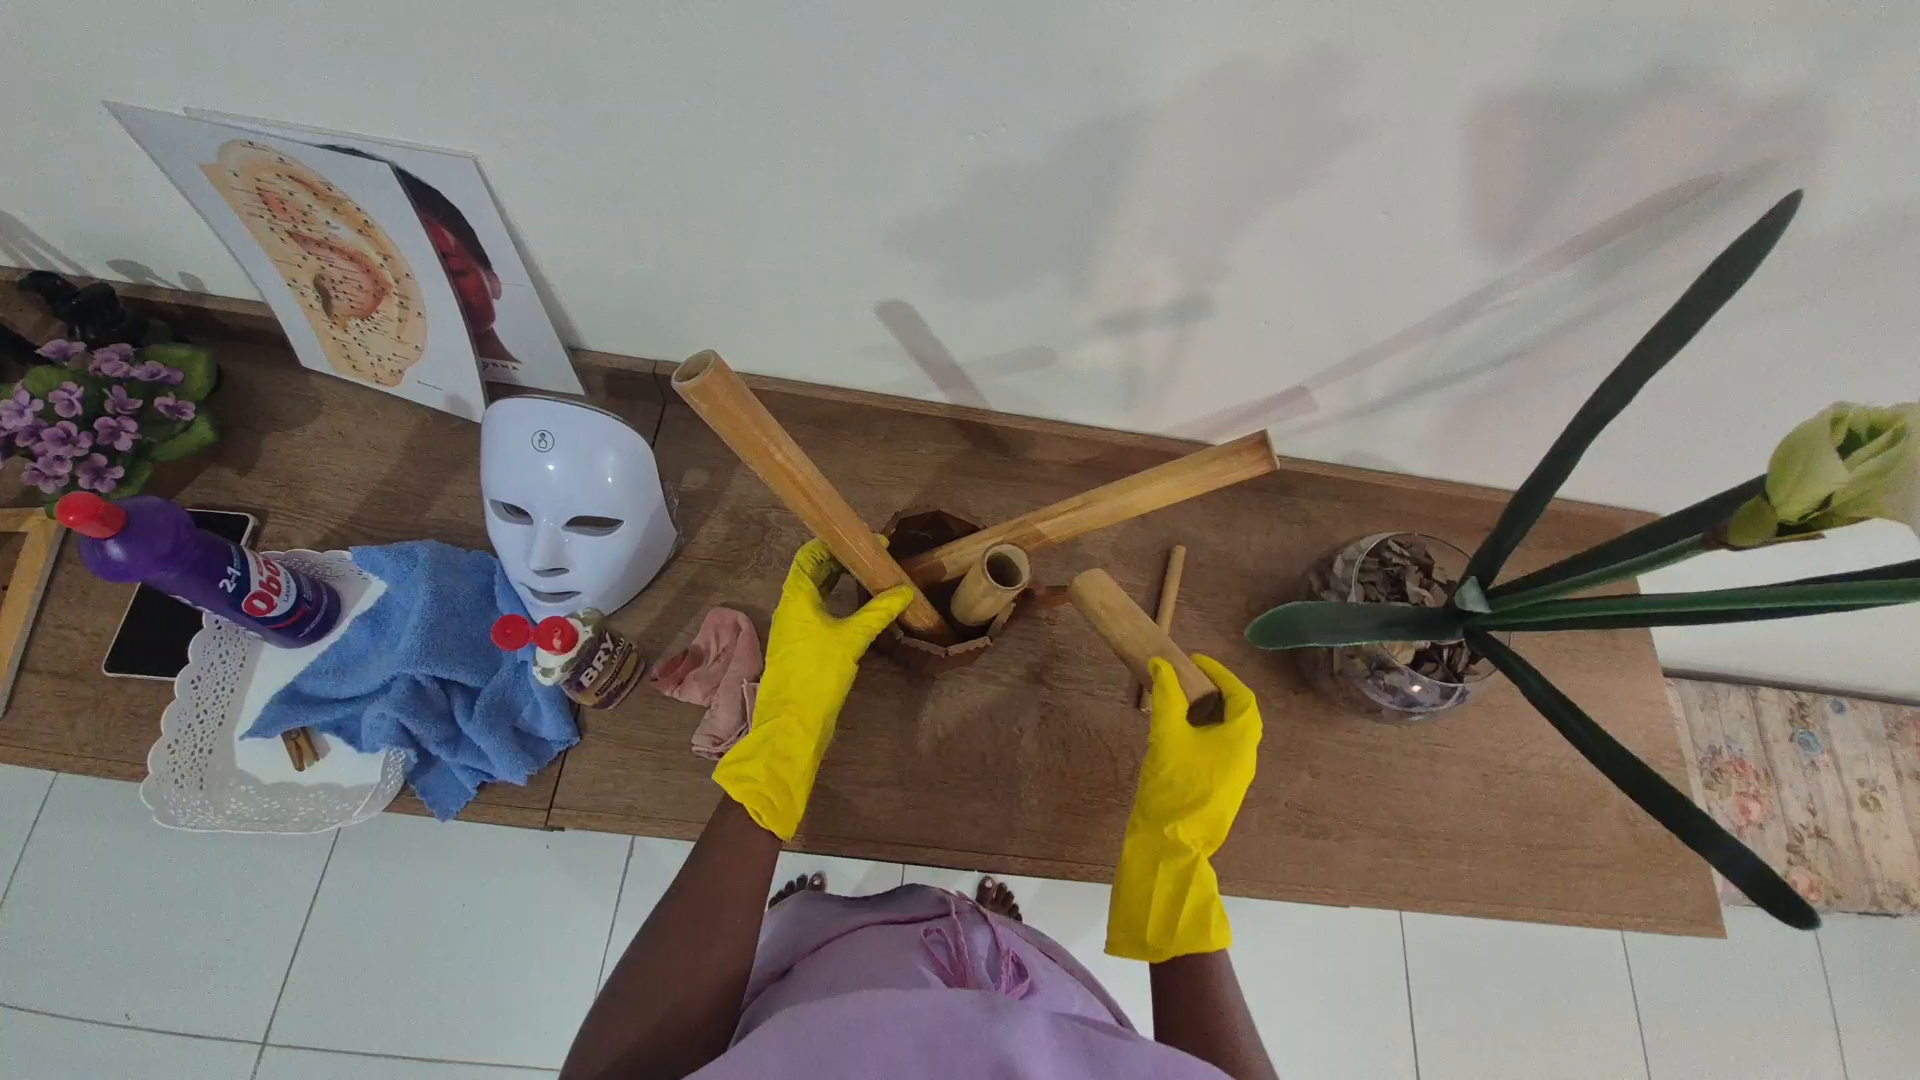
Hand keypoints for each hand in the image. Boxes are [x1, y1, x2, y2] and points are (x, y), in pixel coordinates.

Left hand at [711, 540, 911, 840]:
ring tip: (869, 574)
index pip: (808, 555)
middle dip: (840, 559)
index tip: (862, 539)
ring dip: (838, 580)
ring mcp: (793, 627)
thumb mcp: (852, 639)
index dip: (833, 542)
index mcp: (795, 598)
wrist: (793, 723)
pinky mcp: (801, 645)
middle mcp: (790, 607)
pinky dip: (837, 601)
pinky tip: (858, 606)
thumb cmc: (817, 675)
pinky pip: (818, 610)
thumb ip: (878, 612)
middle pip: (812, 572)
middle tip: (872, 554)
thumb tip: (904, 589)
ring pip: (816, 592)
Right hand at [1106, 654, 1262, 961]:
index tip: (1196, 661)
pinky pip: (1221, 751)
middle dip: (1217, 691)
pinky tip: (1179, 733)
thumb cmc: (1173, 786)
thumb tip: (1161, 665)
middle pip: (1240, 714)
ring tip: (1180, 701)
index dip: (1221, 673)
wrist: (1169, 845)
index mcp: (1241, 741)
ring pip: (1230, 734)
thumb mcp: (1166, 735)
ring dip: (1209, 713)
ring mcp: (1236, 777)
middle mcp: (1246, 758)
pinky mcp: (1222, 791)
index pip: (1242, 696)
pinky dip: (1205, 733)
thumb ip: (1166, 696)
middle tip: (1189, 678)